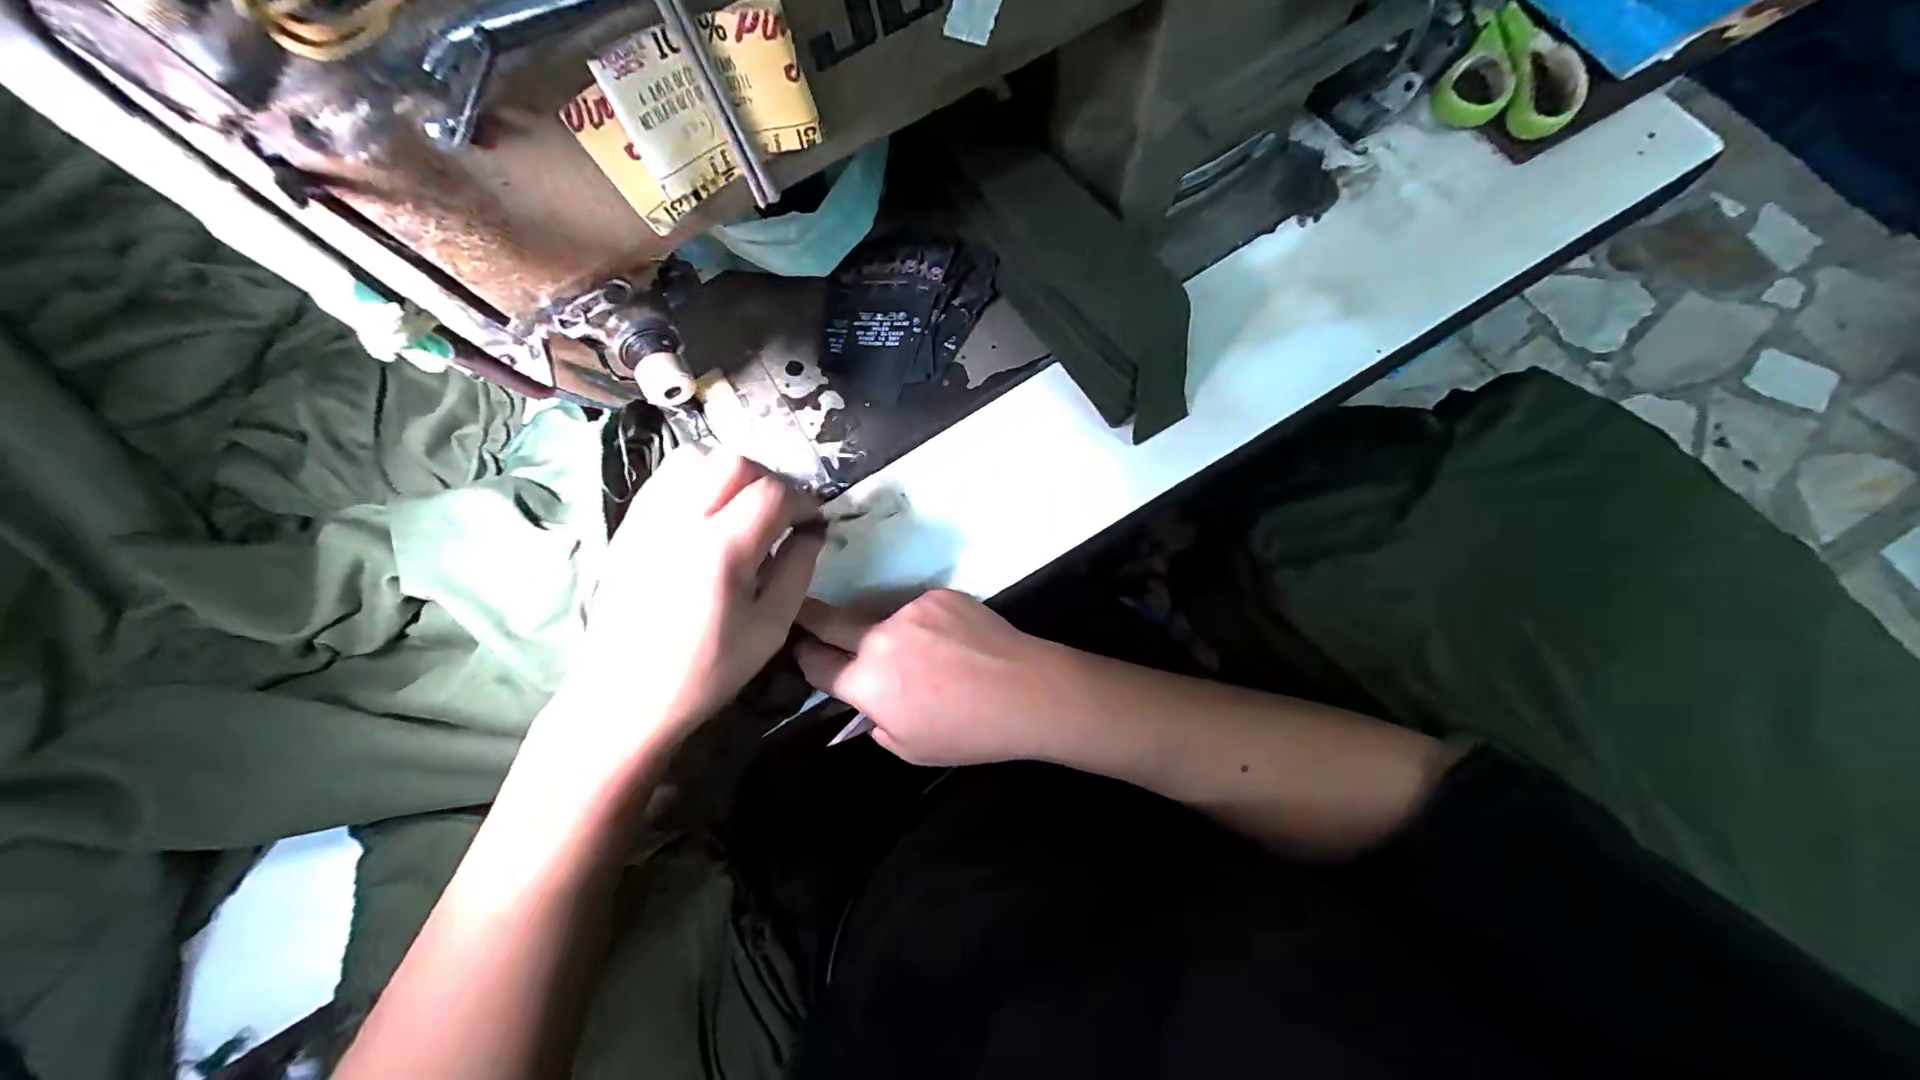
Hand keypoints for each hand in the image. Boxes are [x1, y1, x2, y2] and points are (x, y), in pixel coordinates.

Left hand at [560, 447, 822, 746]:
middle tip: (780, 513)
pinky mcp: (628, 526)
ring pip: (695, 459)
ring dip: (730, 473)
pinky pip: (667, 478)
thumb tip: (812, 531)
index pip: (772, 493)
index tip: (813, 522)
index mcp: (720, 549)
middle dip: (769, 480)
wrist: (624, 697)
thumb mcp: (770, 628)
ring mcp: (648, 519)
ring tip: (744, 508)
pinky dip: (697, 481)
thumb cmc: (706, 671)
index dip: (803, 501)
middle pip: (733, 462)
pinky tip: (709, 514)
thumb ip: (797, 570)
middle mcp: (680, 520)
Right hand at [793, 590, 1082, 765]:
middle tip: (801, 612)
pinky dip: (927, 625)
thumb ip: (876, 722)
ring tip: (927, 655)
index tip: (804, 652)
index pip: (815, 663)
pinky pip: (919, 611)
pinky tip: (953, 643)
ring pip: (884, 618)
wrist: (1027, 691)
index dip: (805, 660)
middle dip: (809, 617)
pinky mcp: (939, 595)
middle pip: (828, 620)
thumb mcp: (911, 748)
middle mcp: (879, 637)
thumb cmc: (969, 732)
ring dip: (891, 634)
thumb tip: (870, 701)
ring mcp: (910, 610)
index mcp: (866, 681)